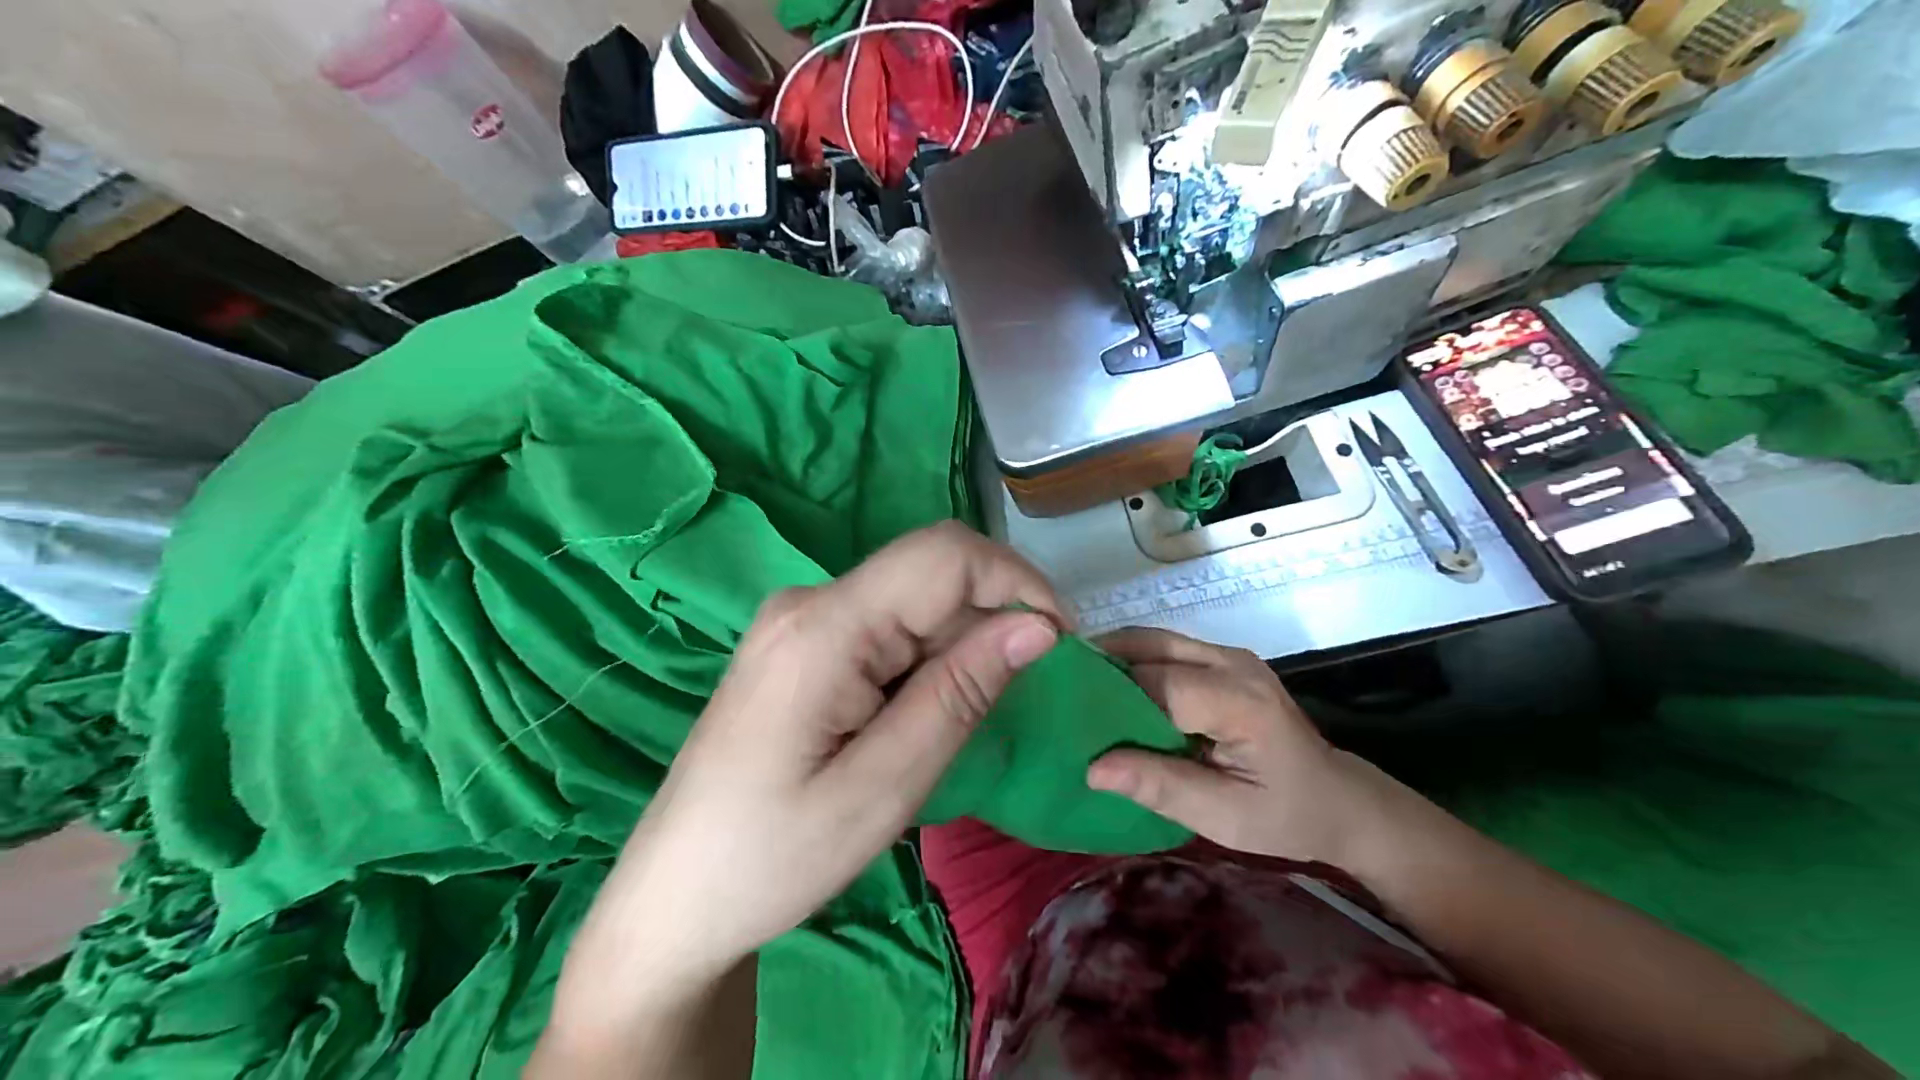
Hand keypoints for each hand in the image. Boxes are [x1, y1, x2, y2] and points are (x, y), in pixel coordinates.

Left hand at [553, 523, 1065, 1021]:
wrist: (675, 894)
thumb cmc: (775, 857)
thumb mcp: (884, 787)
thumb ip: (959, 694)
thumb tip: (1036, 626)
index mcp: (823, 627)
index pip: (944, 555)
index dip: (1016, 583)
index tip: (1059, 645)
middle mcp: (808, 602)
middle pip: (930, 575)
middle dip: (989, 623)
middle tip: (1005, 706)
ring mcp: (799, 620)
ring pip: (913, 603)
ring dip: (956, 649)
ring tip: (951, 727)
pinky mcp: (801, 644)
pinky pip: (884, 628)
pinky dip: (923, 662)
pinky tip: (914, 719)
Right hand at [1085, 627, 1382, 867]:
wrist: (1339, 800)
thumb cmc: (1286, 815)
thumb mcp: (1224, 816)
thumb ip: (1160, 787)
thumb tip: (1092, 768)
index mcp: (1239, 702)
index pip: (1159, 684)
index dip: (1111, 698)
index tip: (1068, 720)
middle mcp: (1232, 663)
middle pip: (1150, 646)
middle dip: (1102, 666)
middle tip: (1058, 693)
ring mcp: (1228, 656)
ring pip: (1153, 640)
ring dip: (1113, 660)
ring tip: (1076, 691)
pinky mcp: (1221, 660)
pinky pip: (1164, 649)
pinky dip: (1132, 664)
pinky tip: (1110, 691)